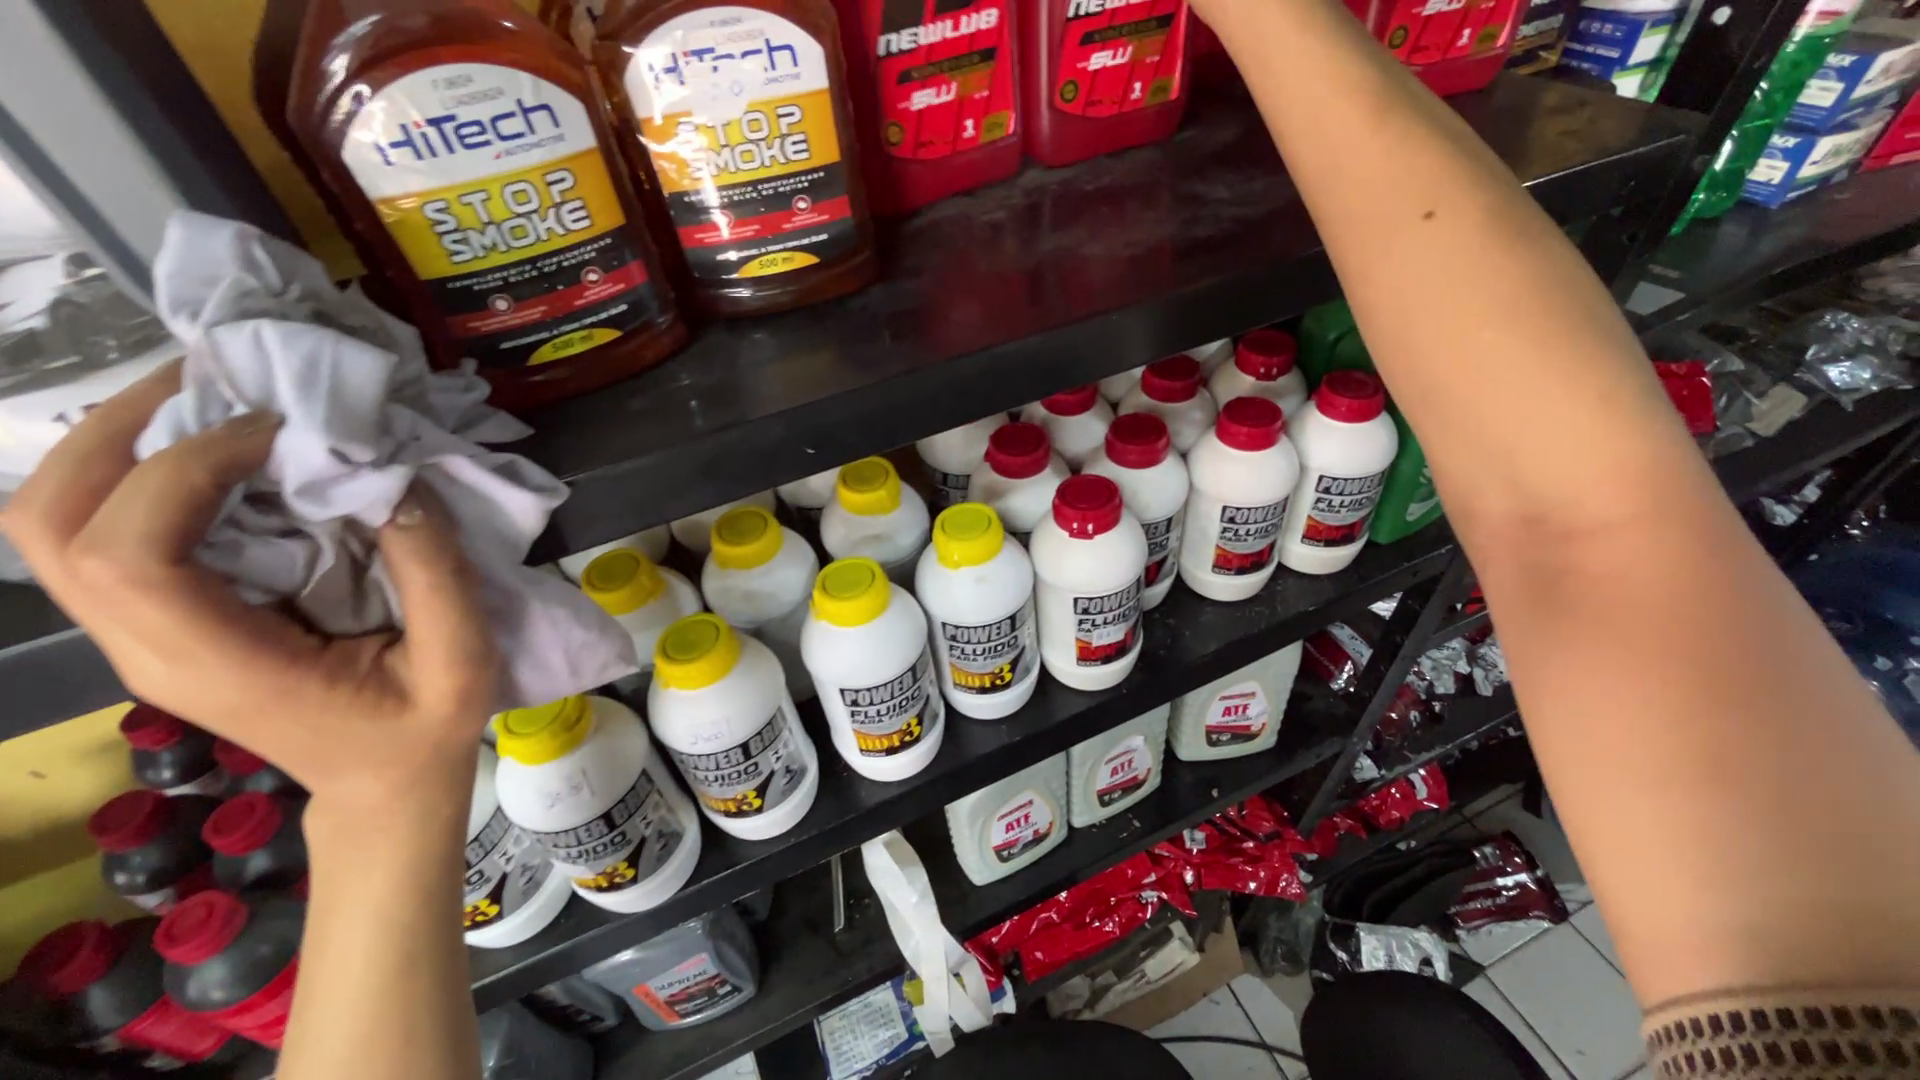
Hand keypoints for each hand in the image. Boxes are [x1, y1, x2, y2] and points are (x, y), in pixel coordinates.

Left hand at [2, 361, 497, 813]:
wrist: (381, 788)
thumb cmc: (422, 732)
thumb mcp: (461, 662)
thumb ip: (436, 575)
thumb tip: (393, 482)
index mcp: (218, 663)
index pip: (129, 552)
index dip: (182, 468)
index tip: (278, 430)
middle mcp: (148, 646)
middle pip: (49, 524)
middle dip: (116, 432)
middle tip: (213, 380)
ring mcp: (139, 636)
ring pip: (52, 522)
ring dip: (115, 443)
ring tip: (206, 400)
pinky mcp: (156, 621)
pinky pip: (101, 531)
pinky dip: (137, 472)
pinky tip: (215, 450)